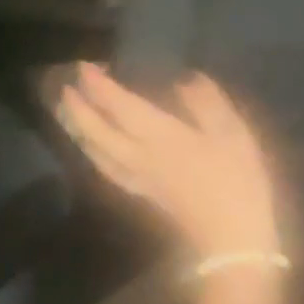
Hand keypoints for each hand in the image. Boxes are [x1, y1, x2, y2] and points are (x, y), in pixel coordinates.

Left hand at [49, 64, 282, 257]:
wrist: (233, 238)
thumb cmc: (238, 182)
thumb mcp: (233, 134)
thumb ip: (207, 103)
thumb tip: (184, 80)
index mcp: (161, 137)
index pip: (119, 107)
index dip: (98, 86)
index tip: (83, 66)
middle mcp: (140, 156)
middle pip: (97, 131)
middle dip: (78, 108)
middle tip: (65, 87)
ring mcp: (140, 178)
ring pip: (97, 153)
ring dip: (79, 131)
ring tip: (69, 114)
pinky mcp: (146, 195)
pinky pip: (109, 170)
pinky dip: (95, 155)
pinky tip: (96, 151)